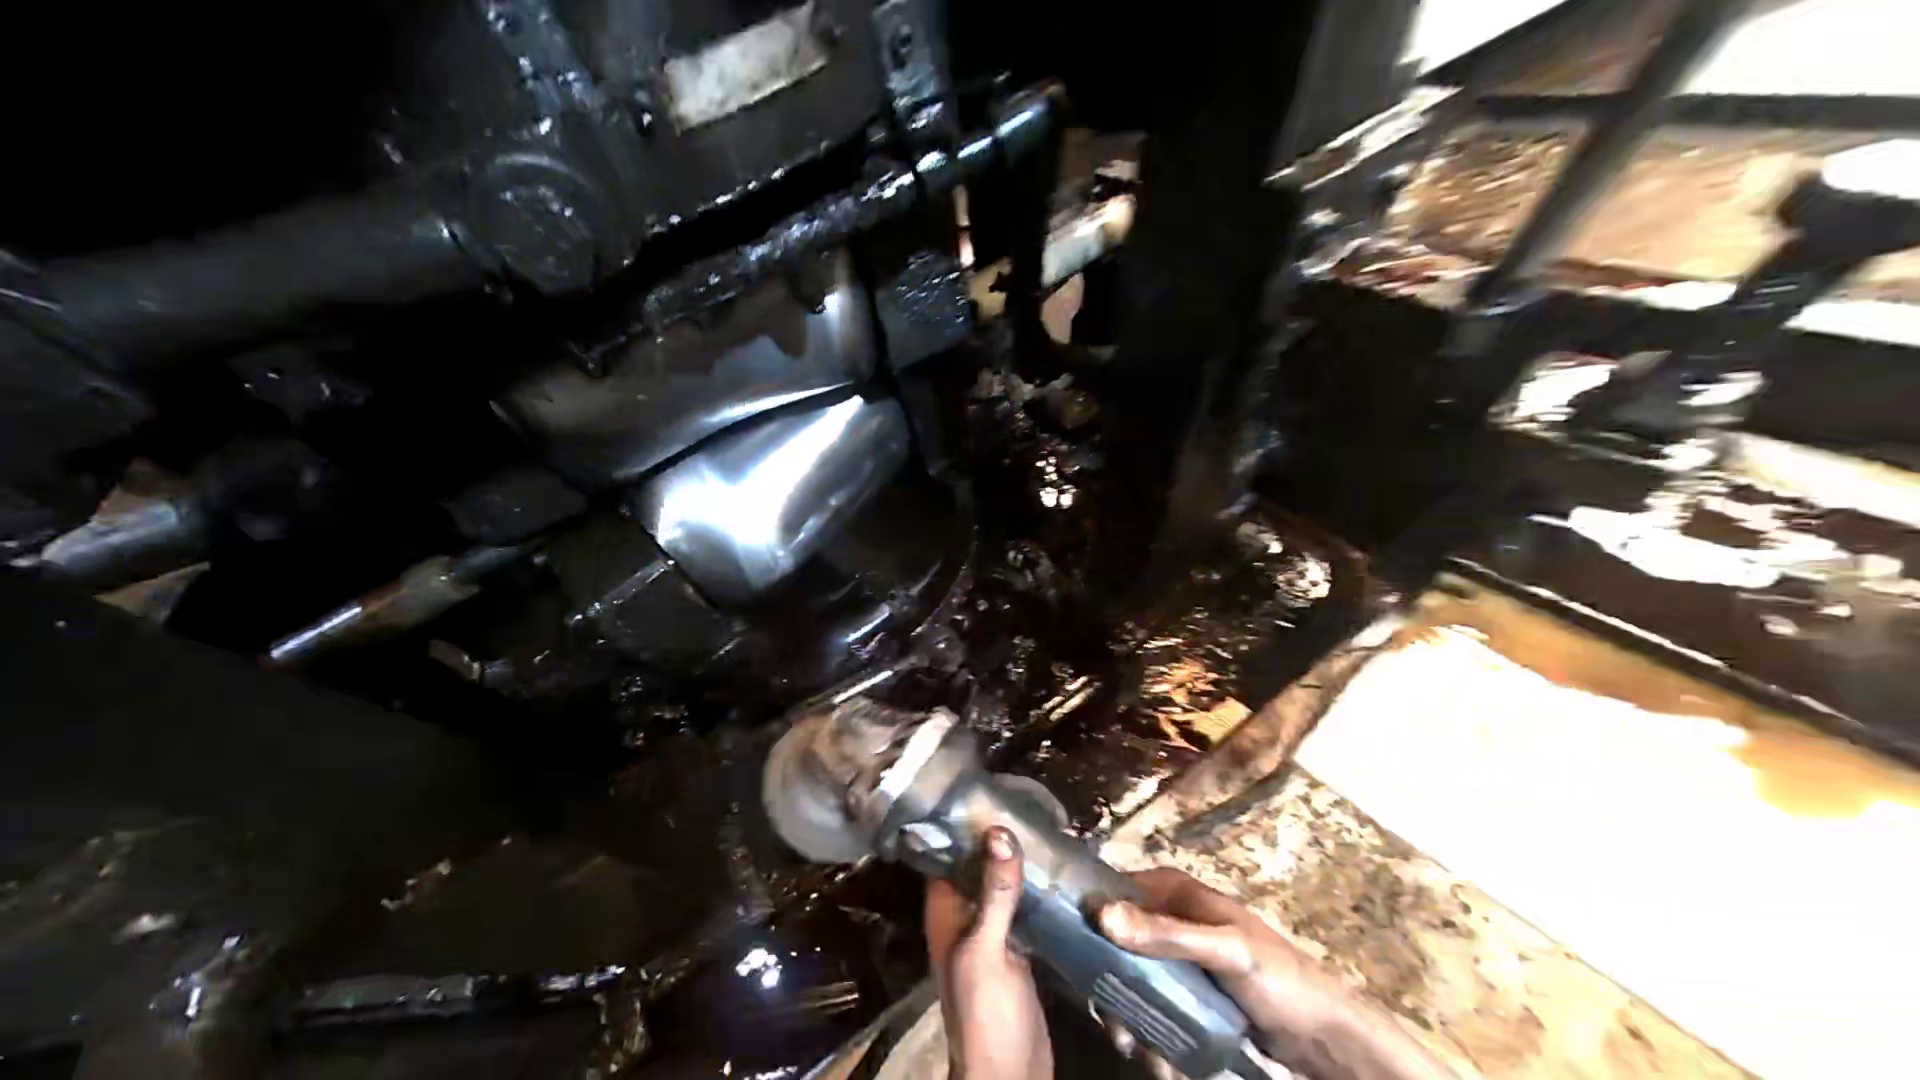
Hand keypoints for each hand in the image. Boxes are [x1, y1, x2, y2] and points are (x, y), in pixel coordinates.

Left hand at [926, 827, 1051, 1079]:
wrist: (1011, 1076)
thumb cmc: (986, 1012)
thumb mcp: (987, 949)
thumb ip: (995, 893)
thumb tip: (999, 830)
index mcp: (946, 912)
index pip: (947, 854)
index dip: (962, 823)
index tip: (990, 792)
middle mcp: (965, 916)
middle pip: (979, 866)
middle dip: (1000, 838)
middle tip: (1031, 804)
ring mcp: (993, 933)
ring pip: (1004, 886)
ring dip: (1021, 863)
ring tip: (1050, 828)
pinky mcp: (1020, 949)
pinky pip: (1025, 909)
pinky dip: (1038, 891)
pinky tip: (1062, 872)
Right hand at [1099, 868, 1452, 1079]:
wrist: (1327, 1039)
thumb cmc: (1280, 980)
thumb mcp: (1225, 952)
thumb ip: (1166, 934)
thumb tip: (1101, 914)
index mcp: (1173, 890)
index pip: (1113, 892)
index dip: (1090, 922)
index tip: (1077, 965)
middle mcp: (1167, 915)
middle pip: (1116, 942)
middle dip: (1111, 988)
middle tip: (1119, 1030)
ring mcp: (1175, 956)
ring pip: (1129, 979)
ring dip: (1130, 1017)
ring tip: (1144, 1055)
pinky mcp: (1185, 992)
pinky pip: (1151, 1005)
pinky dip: (1150, 1031)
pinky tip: (1162, 1062)